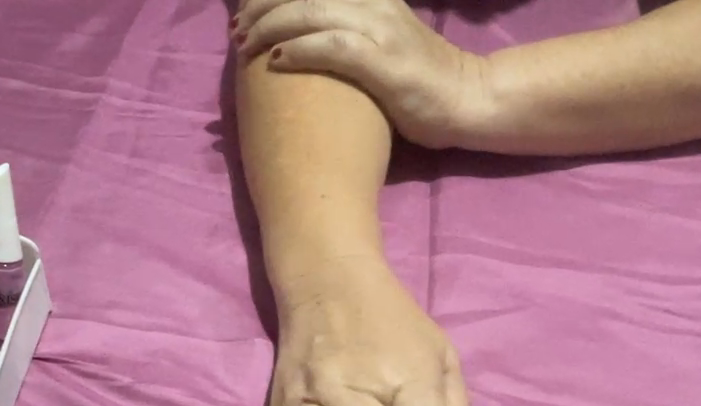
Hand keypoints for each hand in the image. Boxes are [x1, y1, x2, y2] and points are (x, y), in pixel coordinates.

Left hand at [234, 0, 492, 148]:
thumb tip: (304, 40)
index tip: (245, 9)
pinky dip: (298, 51)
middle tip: (236, 30)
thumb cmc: (416, 83)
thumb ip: (346, 33)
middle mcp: (373, 2)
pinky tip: (275, 62)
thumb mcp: (380, 43)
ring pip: (309, 12)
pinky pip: (330, 46)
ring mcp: (378, 29)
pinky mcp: (382, 62)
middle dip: (262, 6)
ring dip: (270, 27)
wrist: (464, 100)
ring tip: (244, 44)